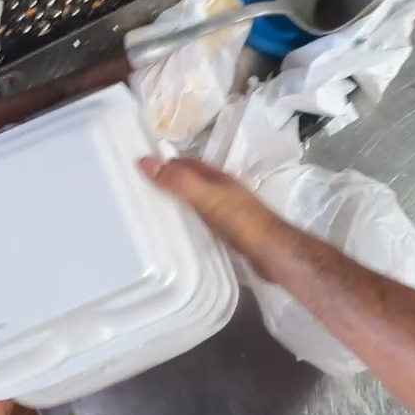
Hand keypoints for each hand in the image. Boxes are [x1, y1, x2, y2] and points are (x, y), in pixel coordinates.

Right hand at [138, 155, 287, 262]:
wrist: (273, 253)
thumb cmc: (241, 222)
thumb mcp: (206, 197)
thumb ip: (179, 182)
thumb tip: (145, 160)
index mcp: (219, 178)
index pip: (189, 163)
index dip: (167, 162)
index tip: (140, 169)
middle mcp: (225, 191)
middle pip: (193, 182)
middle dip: (171, 183)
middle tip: (142, 193)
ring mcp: (230, 212)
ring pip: (199, 202)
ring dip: (180, 203)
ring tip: (155, 213)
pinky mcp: (232, 232)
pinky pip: (204, 221)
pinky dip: (190, 222)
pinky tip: (181, 234)